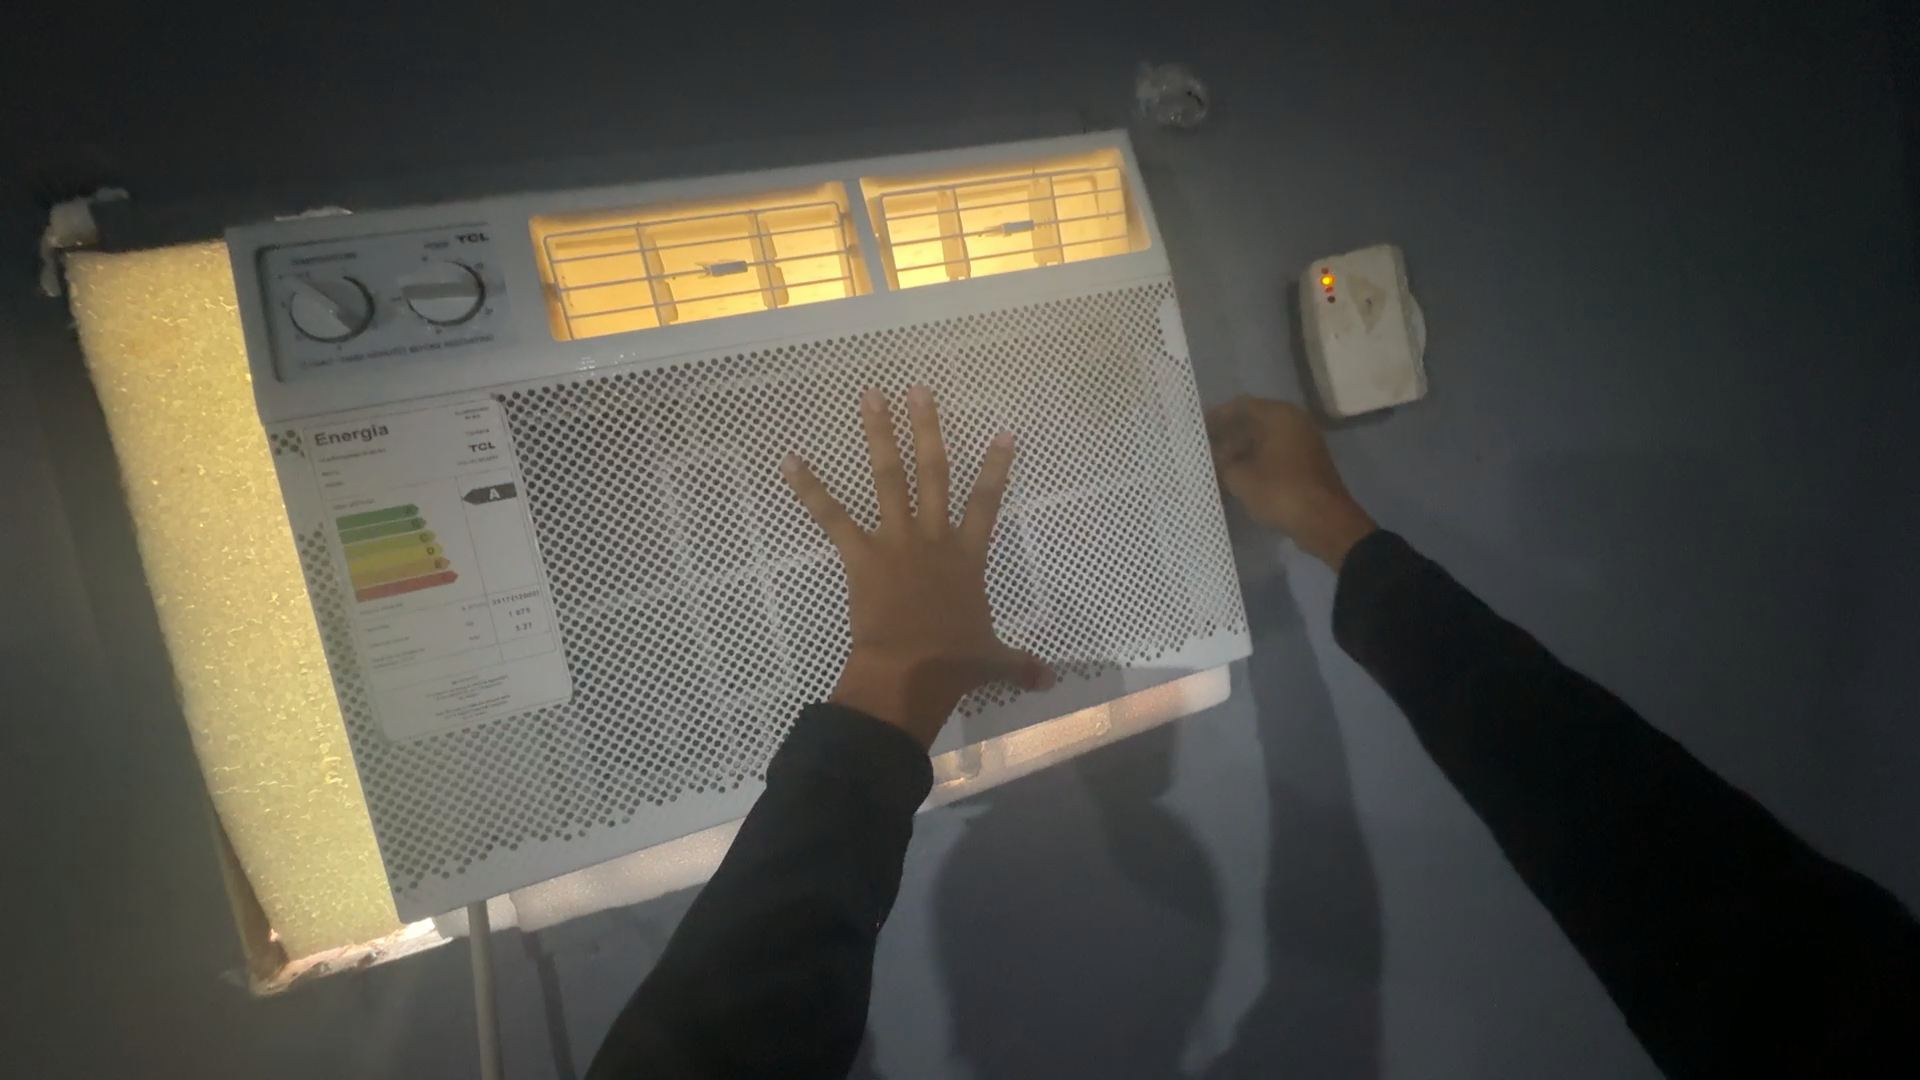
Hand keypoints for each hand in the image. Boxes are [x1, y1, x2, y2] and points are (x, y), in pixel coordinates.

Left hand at [780, 386, 1054, 748]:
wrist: (909, 675)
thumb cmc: (952, 664)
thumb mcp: (993, 661)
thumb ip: (1021, 664)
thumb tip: (1052, 682)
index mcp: (966, 558)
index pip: (987, 503)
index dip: (997, 468)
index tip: (1005, 432)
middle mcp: (933, 538)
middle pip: (934, 473)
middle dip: (928, 429)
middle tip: (919, 390)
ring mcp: (896, 542)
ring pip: (889, 478)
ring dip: (880, 436)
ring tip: (871, 396)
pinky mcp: (861, 555)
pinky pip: (833, 517)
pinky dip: (810, 490)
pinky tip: (790, 461)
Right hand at [1204, 396, 1377, 569]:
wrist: (1323, 521)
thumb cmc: (1278, 490)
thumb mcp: (1238, 477)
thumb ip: (1221, 462)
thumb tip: (1215, 458)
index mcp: (1277, 416)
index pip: (1239, 406)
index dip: (1215, 417)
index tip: (1195, 429)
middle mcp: (1293, 422)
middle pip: (1252, 422)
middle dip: (1226, 436)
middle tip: (1202, 450)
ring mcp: (1303, 442)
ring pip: (1263, 439)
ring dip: (1239, 451)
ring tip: (1215, 467)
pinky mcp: (1306, 463)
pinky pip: (1273, 454)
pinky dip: (1254, 461)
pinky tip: (1236, 477)